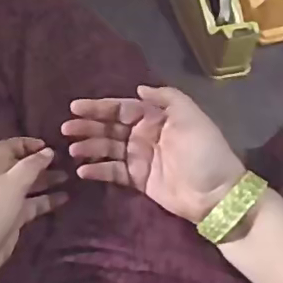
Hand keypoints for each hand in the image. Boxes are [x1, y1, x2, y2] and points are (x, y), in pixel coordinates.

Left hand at [0, 138, 67, 277]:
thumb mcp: (13, 182)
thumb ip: (32, 165)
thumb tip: (47, 151)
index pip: (8, 147)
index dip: (25, 143)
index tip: (46, 145)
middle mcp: (0, 181)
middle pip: (21, 166)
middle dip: (40, 162)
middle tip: (63, 161)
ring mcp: (7, 200)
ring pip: (29, 185)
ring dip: (47, 180)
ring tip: (67, 177)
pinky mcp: (14, 218)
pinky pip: (33, 204)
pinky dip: (47, 200)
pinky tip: (64, 198)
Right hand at [62, 86, 245, 223]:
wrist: (215, 193)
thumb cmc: (203, 151)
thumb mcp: (190, 116)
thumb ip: (165, 98)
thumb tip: (138, 88)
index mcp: (155, 117)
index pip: (121, 108)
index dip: (99, 107)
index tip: (76, 108)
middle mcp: (144, 135)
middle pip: (110, 127)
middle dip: (88, 126)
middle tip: (66, 128)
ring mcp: (140, 158)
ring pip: (108, 149)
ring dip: (90, 147)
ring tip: (73, 150)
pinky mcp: (138, 180)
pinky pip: (113, 172)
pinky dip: (97, 170)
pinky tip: (82, 170)